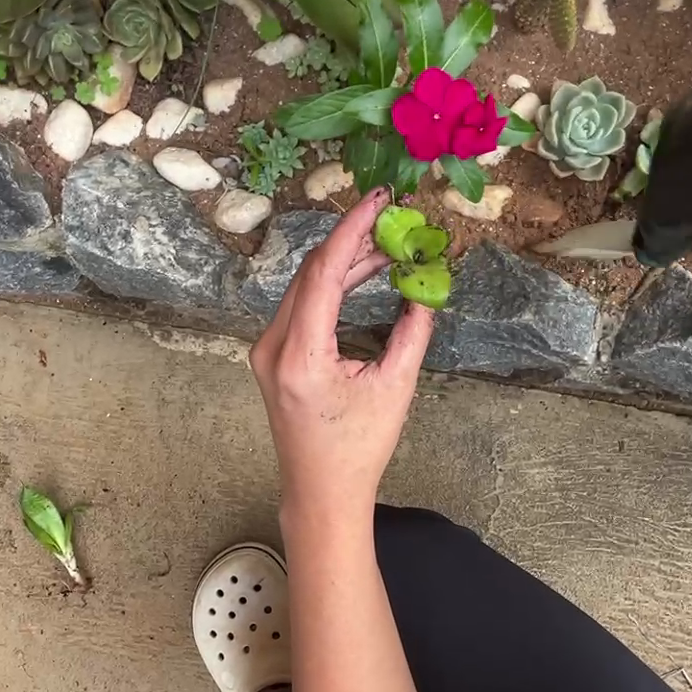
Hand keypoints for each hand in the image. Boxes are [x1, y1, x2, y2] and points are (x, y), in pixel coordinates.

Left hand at [250, 189, 436, 528]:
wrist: (320, 492)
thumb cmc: (357, 450)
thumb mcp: (394, 387)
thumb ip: (412, 331)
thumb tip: (426, 287)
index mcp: (299, 356)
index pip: (323, 273)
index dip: (352, 230)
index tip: (379, 200)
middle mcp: (272, 348)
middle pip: (310, 274)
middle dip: (352, 243)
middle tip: (392, 222)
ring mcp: (265, 352)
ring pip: (303, 288)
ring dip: (343, 265)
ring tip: (386, 249)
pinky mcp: (271, 357)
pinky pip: (300, 307)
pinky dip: (330, 288)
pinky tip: (360, 277)